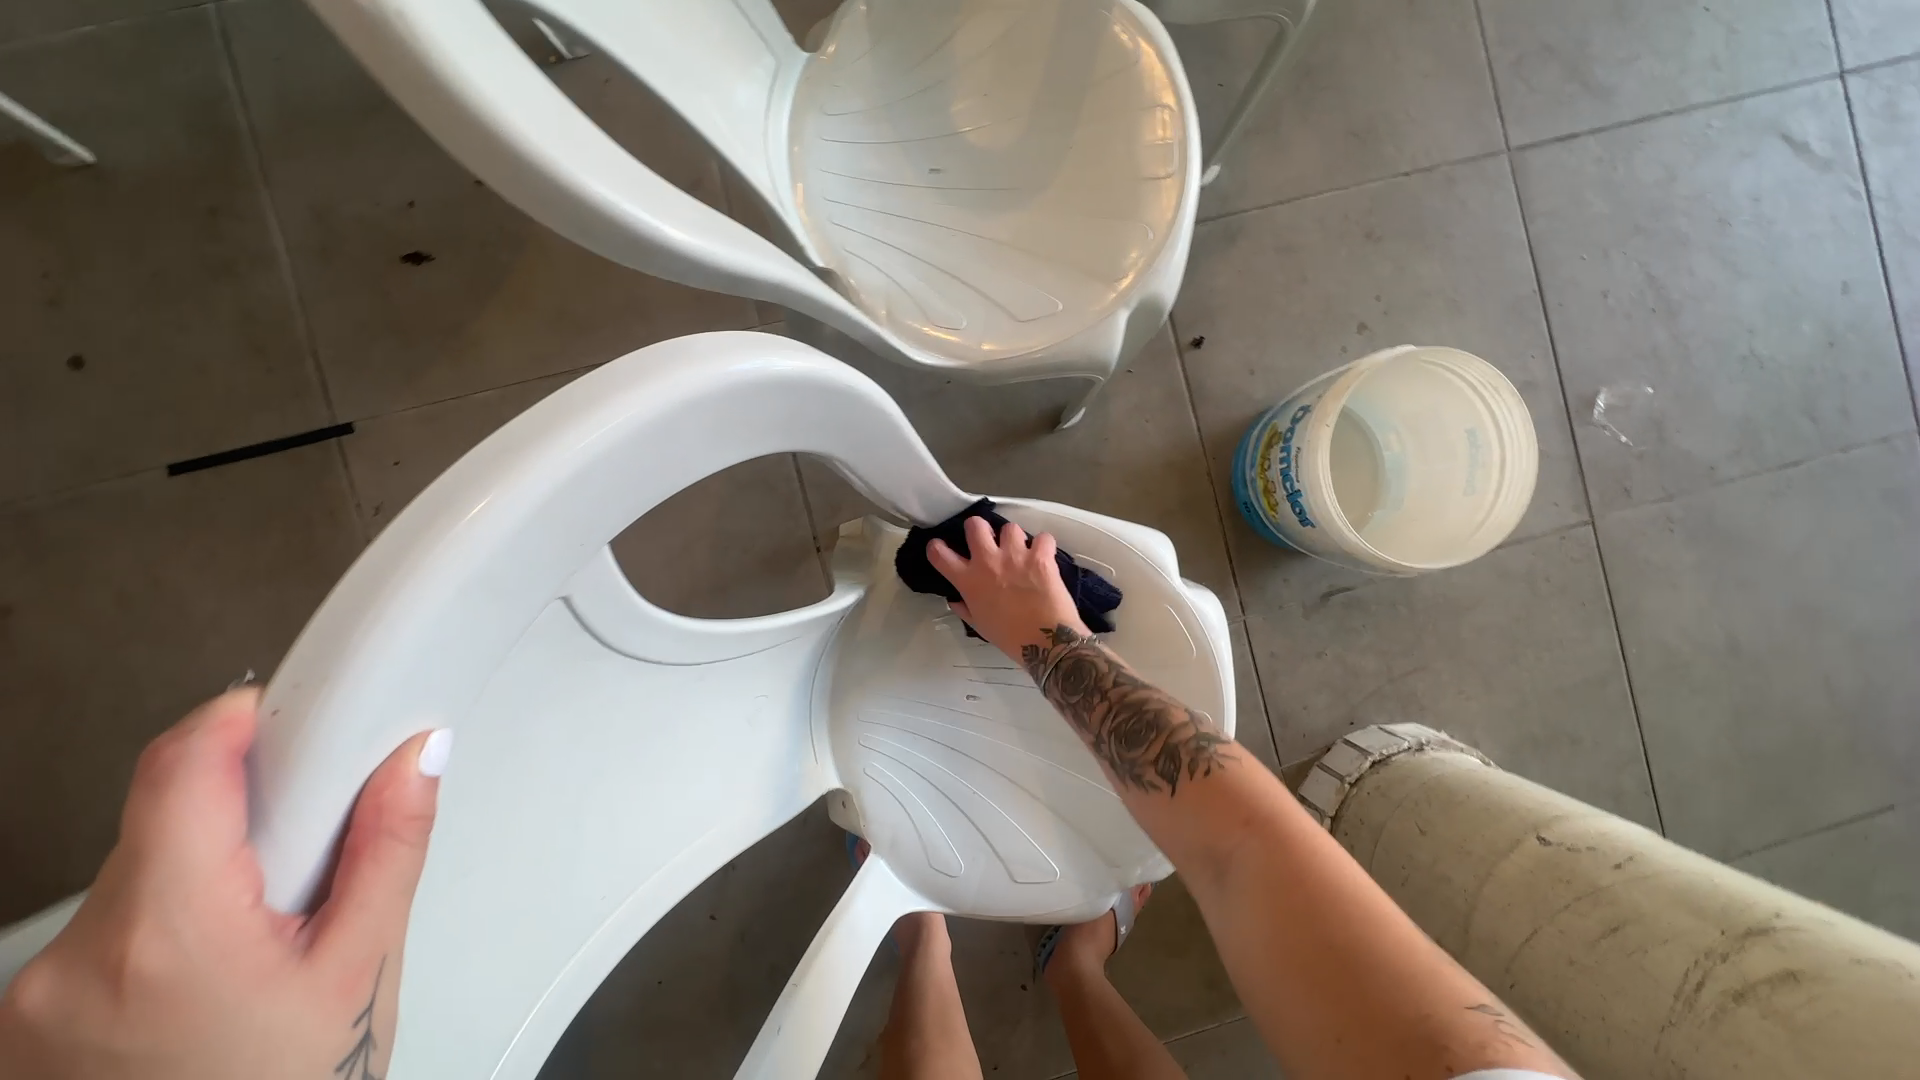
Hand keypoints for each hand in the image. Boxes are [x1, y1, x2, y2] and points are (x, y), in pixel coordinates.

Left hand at [0, 688, 446, 1078]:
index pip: (183, 768)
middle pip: (171, 813)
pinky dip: (182, 907)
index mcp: (167, 935)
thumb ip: (390, 848)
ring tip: (279, 925)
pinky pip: (116, 913)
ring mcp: (33, 992)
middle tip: (321, 844)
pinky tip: (231, 959)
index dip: (242, 717)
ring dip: (223, 861)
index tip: (293, 705)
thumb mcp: (363, 970)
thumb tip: (418, 760)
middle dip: (260, 806)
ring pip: (147, 863)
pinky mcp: (27, 1009)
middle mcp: (74, 958)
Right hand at [926, 516, 1090, 665]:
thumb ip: (965, 608)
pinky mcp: (1040, 556)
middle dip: (979, 528)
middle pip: (975, 525)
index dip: (937, 548)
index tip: (942, 548)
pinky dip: (1044, 545)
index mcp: (969, 581)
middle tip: (987, 539)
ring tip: (1021, 551)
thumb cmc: (1010, 637)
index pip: (940, 554)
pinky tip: (1044, 556)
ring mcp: (1015, 556)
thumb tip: (956, 600)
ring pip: (1010, 527)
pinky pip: (1042, 537)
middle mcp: (988, 562)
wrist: (1046, 641)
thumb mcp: (979, 625)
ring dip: (1014, 538)